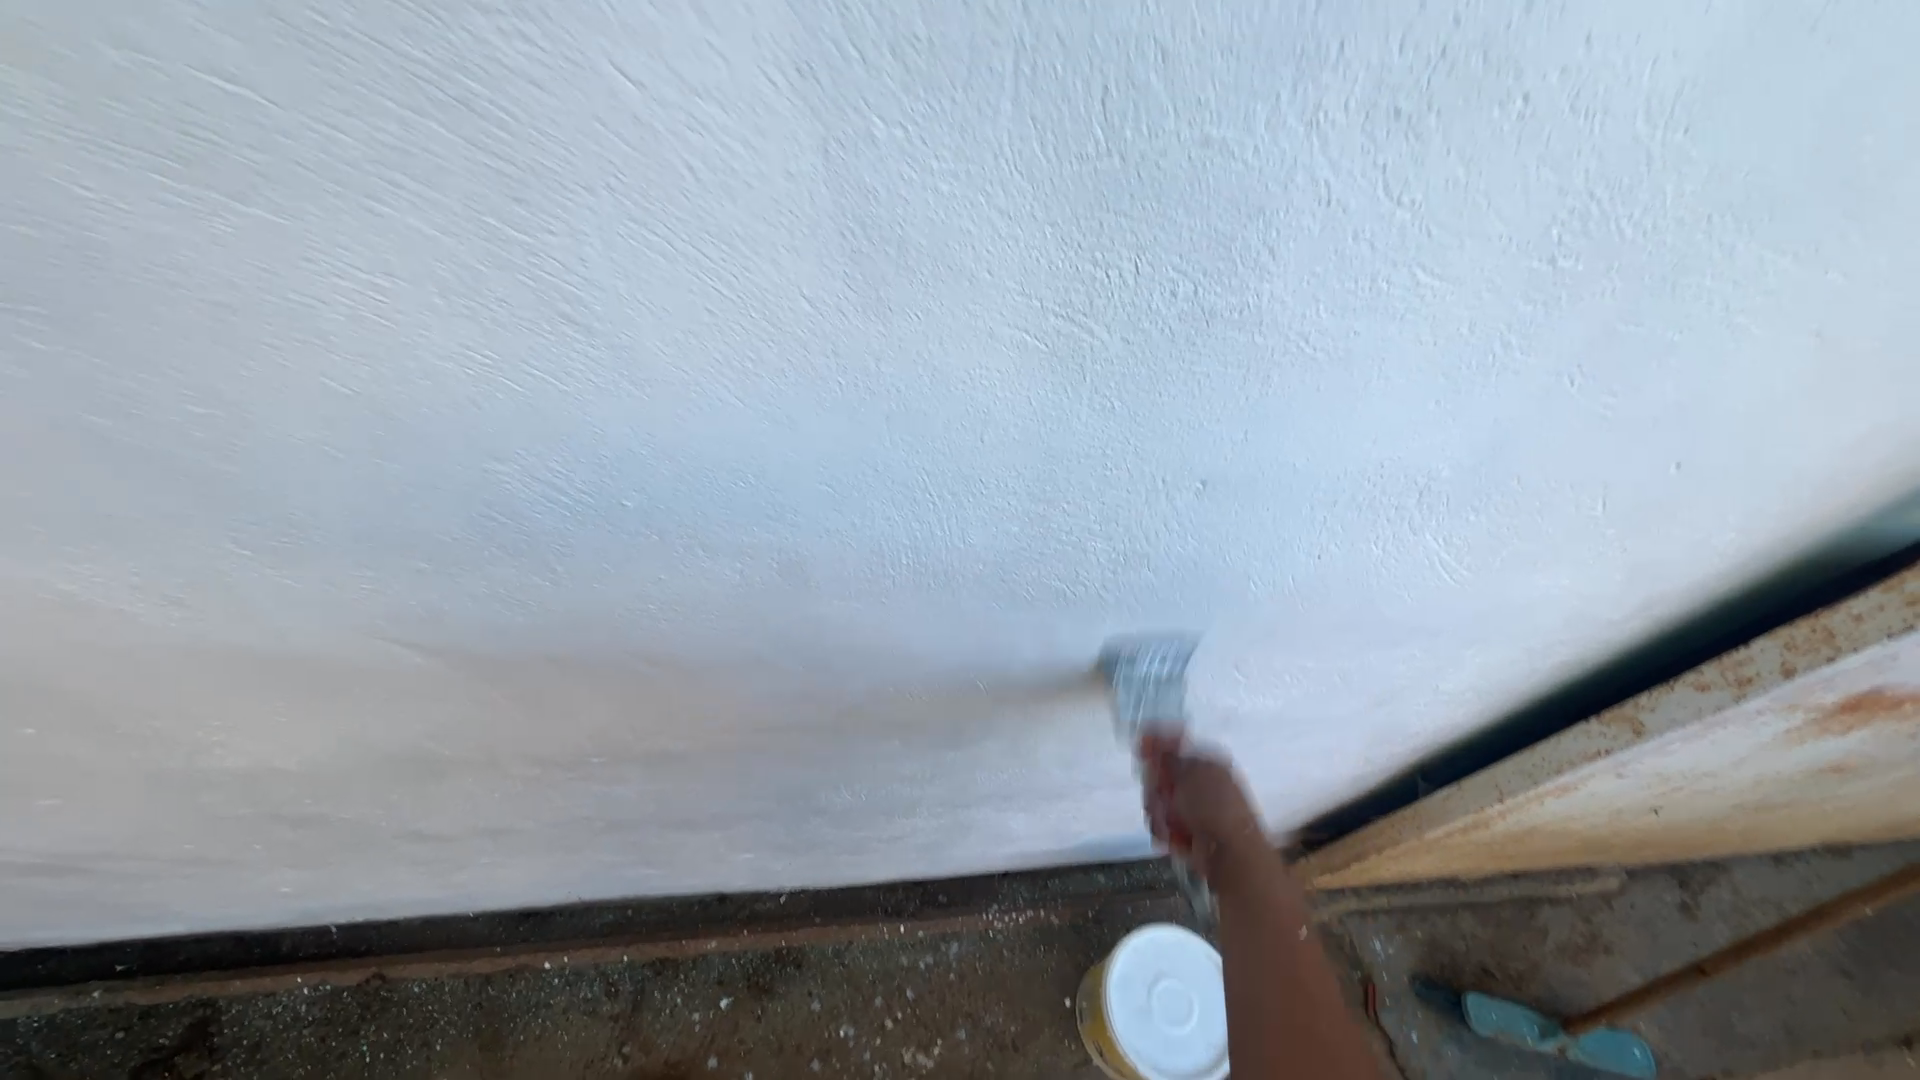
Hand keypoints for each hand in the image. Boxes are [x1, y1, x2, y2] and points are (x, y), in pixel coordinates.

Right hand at [1138, 731, 1267, 882]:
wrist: (1231, 853)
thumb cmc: (1214, 807)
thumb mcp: (1189, 773)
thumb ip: (1167, 756)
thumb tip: (1153, 738)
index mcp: (1207, 763)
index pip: (1175, 744)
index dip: (1155, 743)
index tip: (1141, 747)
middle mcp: (1200, 783)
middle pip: (1161, 775)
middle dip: (1155, 787)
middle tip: (1161, 796)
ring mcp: (1193, 809)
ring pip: (1158, 802)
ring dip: (1159, 812)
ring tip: (1170, 822)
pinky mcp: (1186, 831)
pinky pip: (1163, 824)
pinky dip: (1164, 831)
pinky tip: (1173, 836)